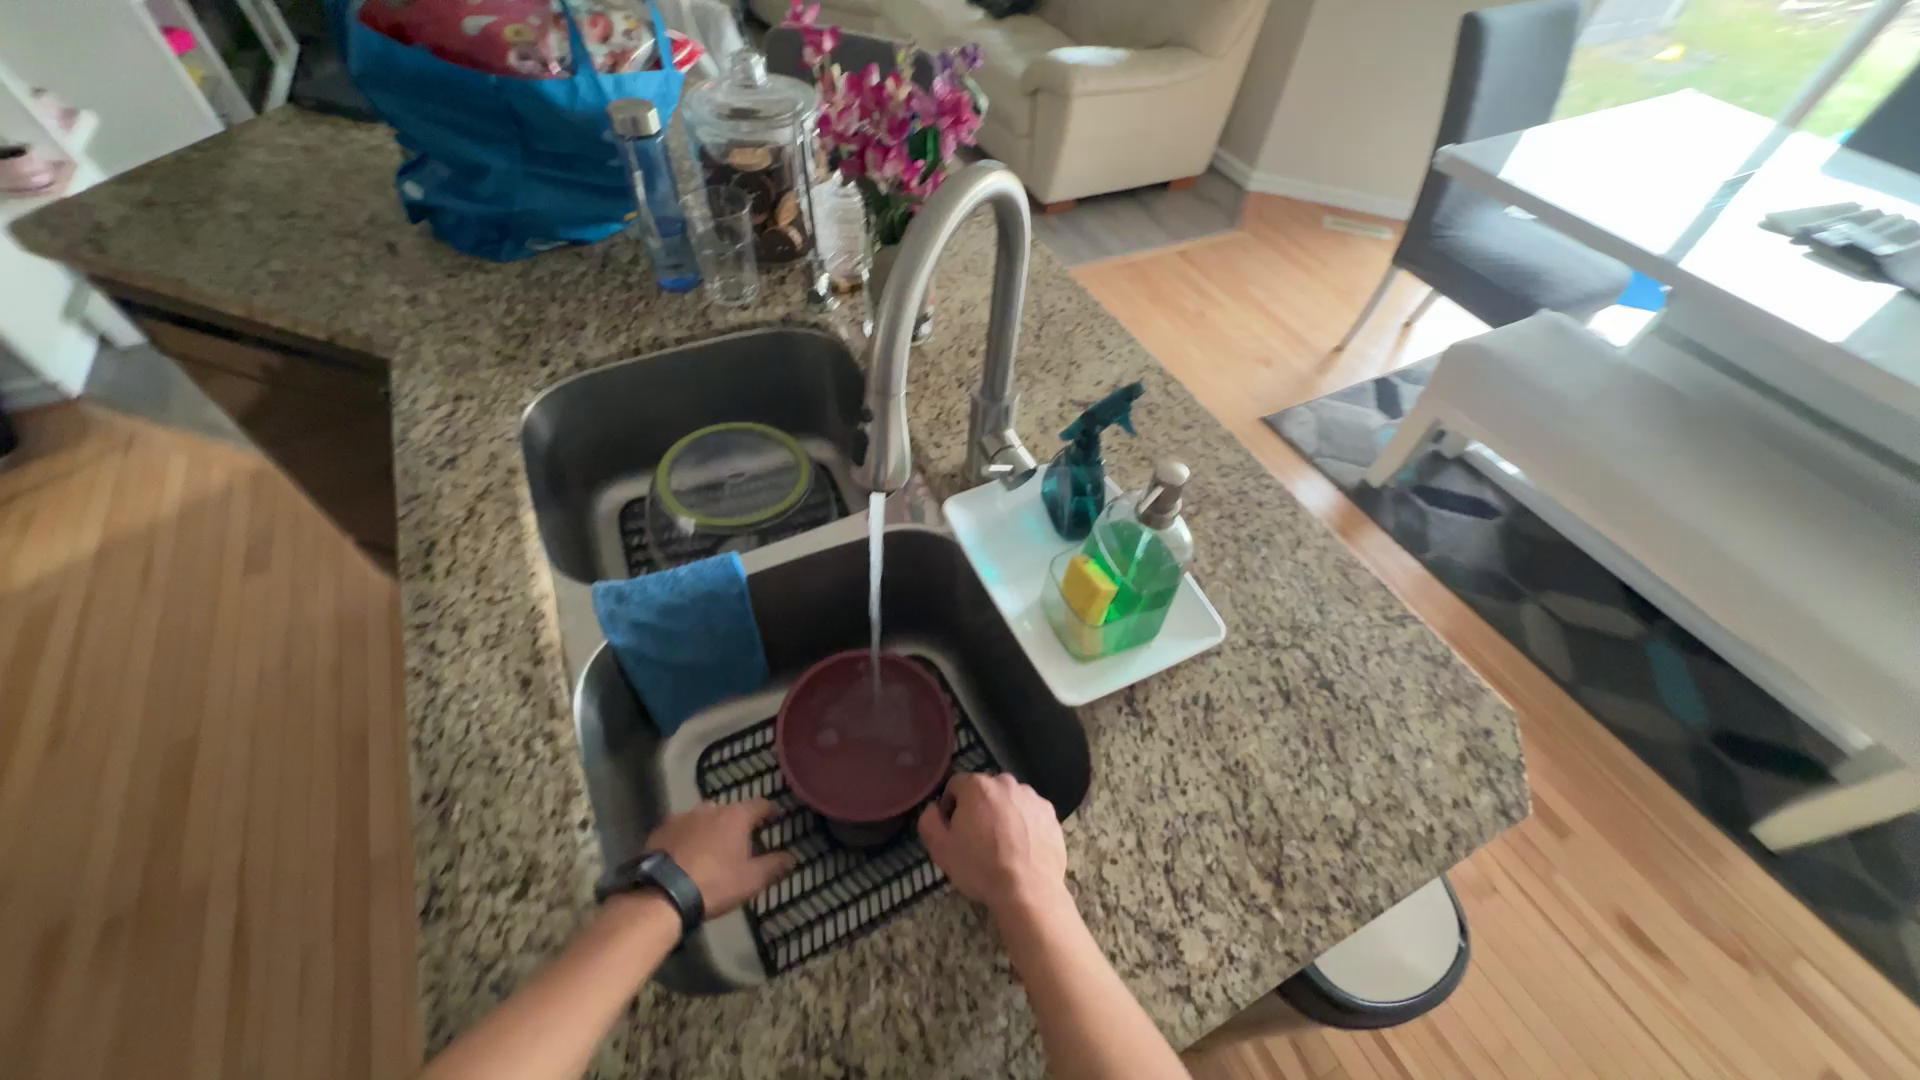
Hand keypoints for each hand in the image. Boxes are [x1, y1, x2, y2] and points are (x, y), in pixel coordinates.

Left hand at [643, 799, 795, 915]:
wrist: (661, 895)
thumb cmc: (714, 884)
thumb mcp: (751, 880)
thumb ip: (774, 866)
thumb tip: (792, 857)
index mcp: (736, 816)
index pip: (760, 805)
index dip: (770, 811)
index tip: (775, 817)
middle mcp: (710, 809)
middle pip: (730, 809)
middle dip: (737, 821)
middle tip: (741, 838)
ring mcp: (682, 817)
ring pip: (703, 816)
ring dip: (710, 826)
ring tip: (711, 845)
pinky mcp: (660, 830)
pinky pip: (680, 827)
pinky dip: (686, 835)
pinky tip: (685, 852)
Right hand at [917, 772, 1069, 919]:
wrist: (1028, 891)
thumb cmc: (980, 868)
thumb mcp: (941, 849)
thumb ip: (929, 820)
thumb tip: (934, 807)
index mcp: (977, 786)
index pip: (956, 785)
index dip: (950, 806)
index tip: (954, 829)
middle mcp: (1006, 783)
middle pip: (984, 791)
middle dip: (978, 808)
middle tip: (978, 839)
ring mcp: (1032, 796)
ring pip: (1009, 800)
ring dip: (1002, 814)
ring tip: (1003, 846)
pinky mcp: (1050, 813)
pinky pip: (1029, 812)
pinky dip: (1024, 824)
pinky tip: (1022, 848)